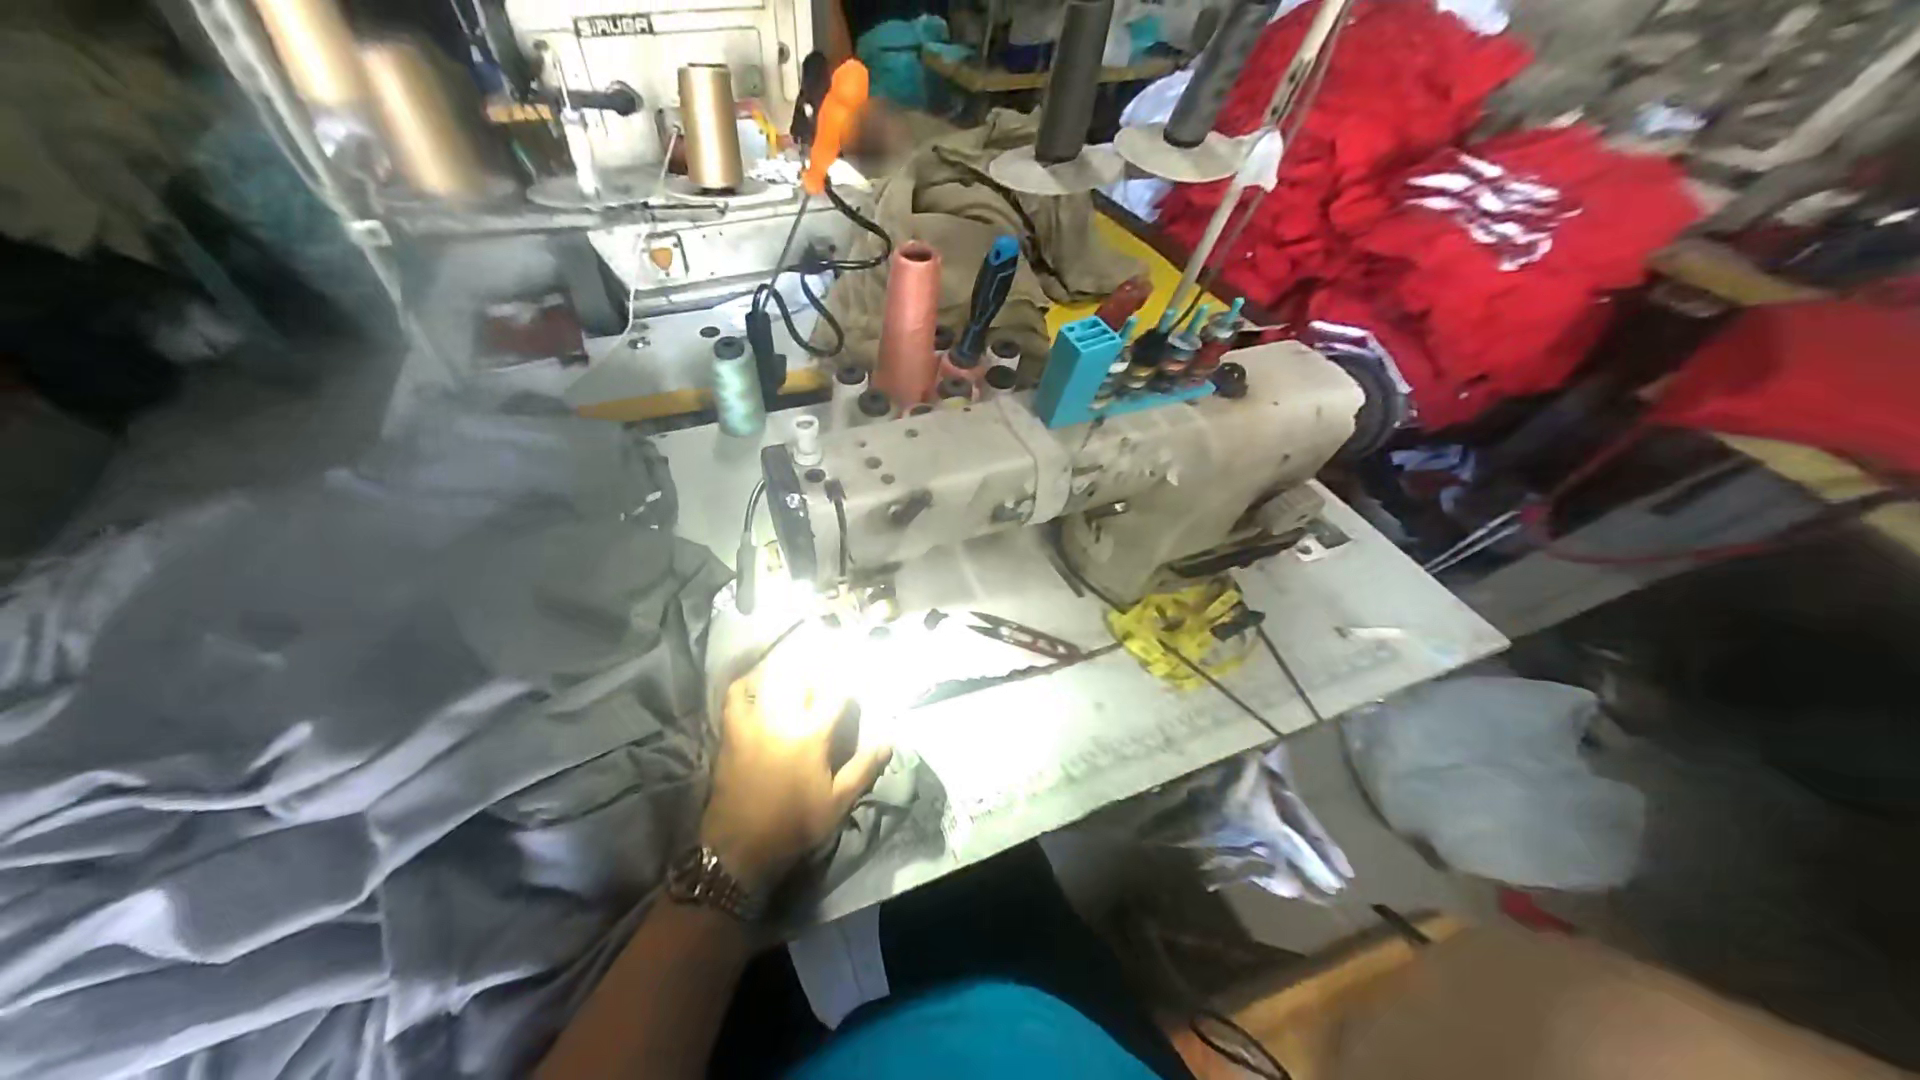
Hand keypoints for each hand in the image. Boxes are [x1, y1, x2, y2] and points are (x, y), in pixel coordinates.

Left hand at [699, 666, 891, 891]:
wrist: (739, 847)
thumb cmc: (793, 825)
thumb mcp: (837, 803)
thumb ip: (863, 768)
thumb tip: (889, 741)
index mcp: (812, 735)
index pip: (836, 695)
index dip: (850, 681)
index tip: (858, 673)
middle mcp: (783, 719)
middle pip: (802, 676)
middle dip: (818, 662)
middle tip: (830, 653)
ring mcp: (754, 722)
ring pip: (770, 679)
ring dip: (786, 664)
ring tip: (797, 657)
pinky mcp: (732, 730)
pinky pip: (736, 694)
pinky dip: (747, 681)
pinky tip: (758, 678)